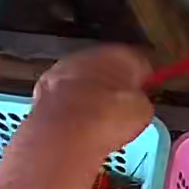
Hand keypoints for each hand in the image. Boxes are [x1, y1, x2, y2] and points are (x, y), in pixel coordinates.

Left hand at [28, 45, 152, 158]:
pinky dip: (70, 109)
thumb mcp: (142, 113)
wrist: (64, 134)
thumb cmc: (107, 118)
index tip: (145, 93)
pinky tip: (77, 127)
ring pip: (82, 81)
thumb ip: (141, 102)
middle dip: (113, 85)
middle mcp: (88, 56)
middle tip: (121, 108)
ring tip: (99, 122)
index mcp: (119, 54)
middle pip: (106, 68)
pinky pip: (63, 97)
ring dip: (89, 96)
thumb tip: (137, 106)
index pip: (138, 61)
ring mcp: (63, 71)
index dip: (143, 79)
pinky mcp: (43, 91)